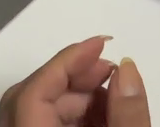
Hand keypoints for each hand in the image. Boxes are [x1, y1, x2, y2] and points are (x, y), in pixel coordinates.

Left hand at [0, 36, 151, 126]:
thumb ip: (127, 114)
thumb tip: (127, 67)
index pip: (32, 92)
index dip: (66, 60)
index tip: (102, 41)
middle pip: (33, 97)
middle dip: (75, 77)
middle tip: (114, 71)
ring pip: (41, 112)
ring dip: (80, 96)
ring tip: (117, 98)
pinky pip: (46, 126)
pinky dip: (76, 115)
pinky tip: (105, 117)